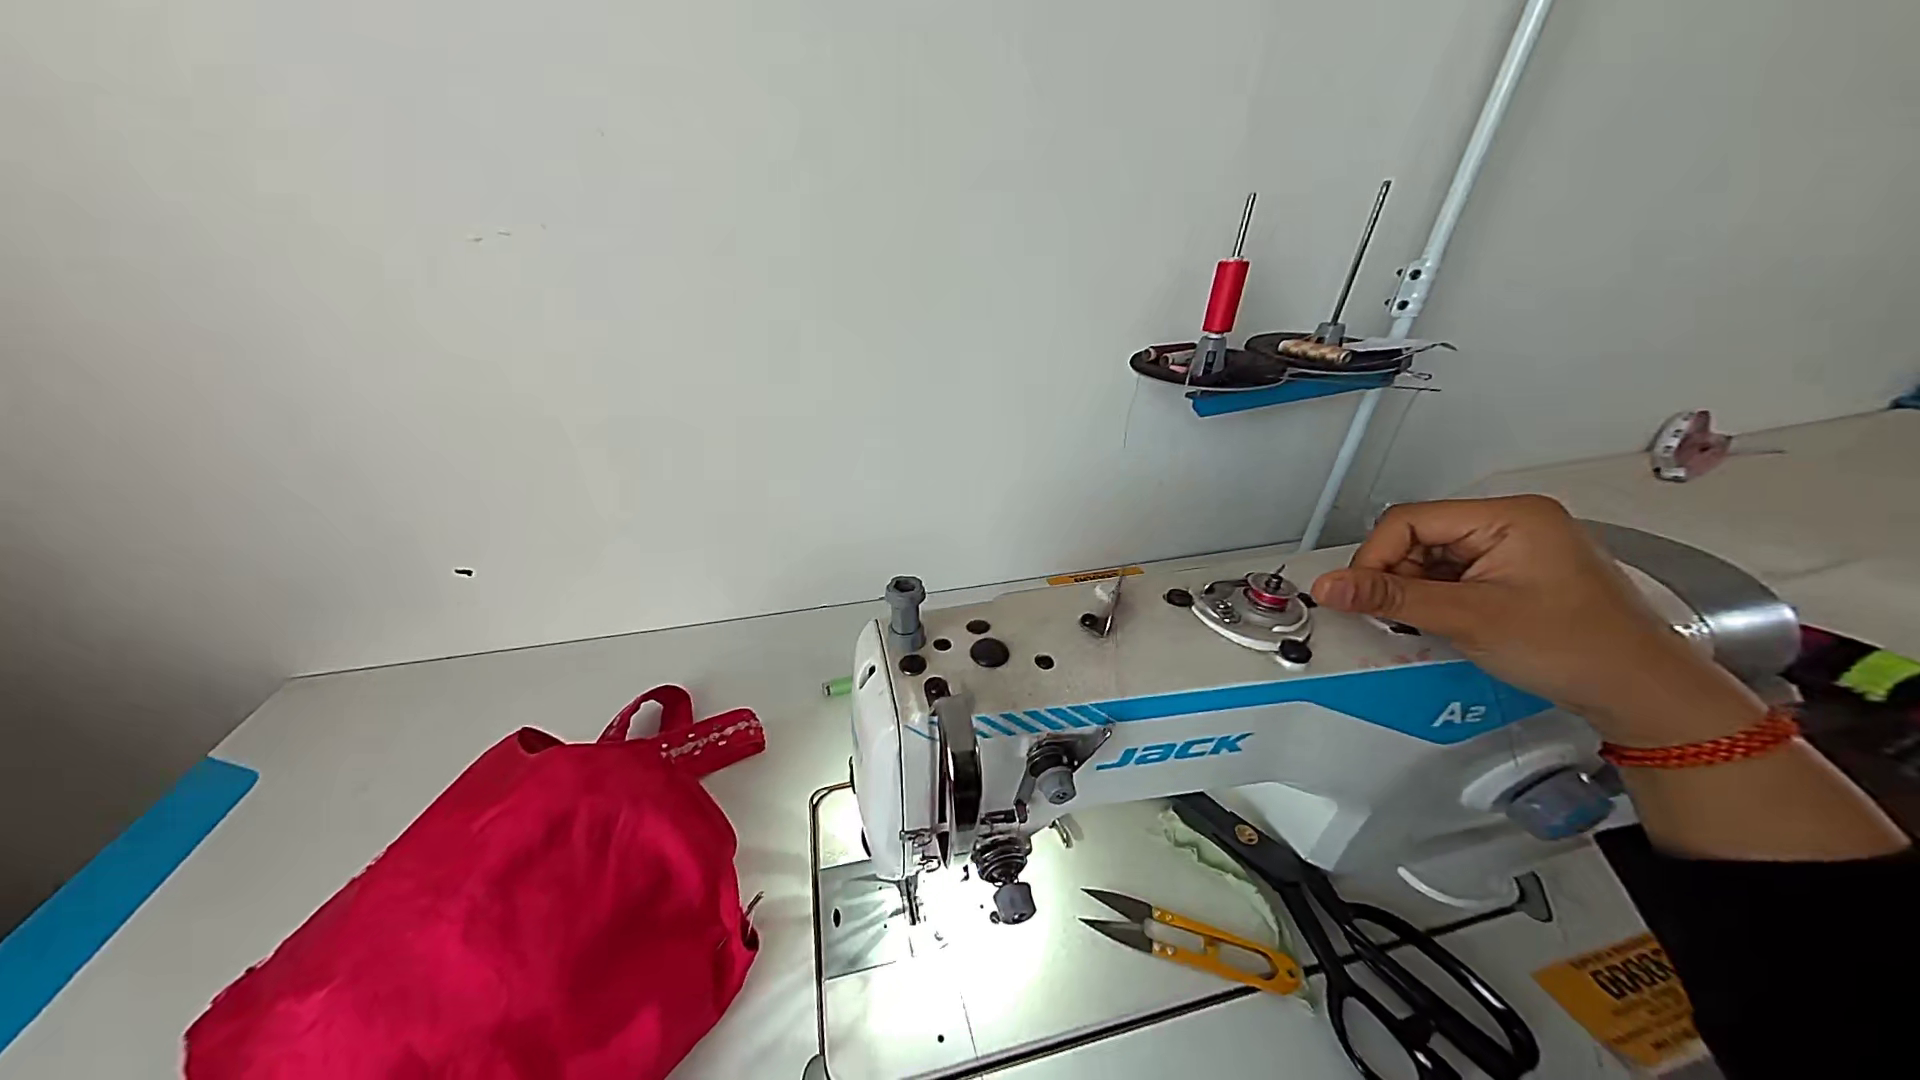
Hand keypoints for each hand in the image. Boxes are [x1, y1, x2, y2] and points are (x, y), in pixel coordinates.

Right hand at [1310, 495, 1763, 746]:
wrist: (1644, 695)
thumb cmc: (1579, 649)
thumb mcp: (1469, 619)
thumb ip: (1391, 599)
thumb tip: (1329, 586)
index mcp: (1508, 516)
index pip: (1408, 521)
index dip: (1375, 558)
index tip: (1360, 595)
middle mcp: (1509, 524)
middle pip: (1415, 539)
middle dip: (1397, 579)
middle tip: (1397, 617)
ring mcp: (1511, 550)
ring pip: (1428, 561)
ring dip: (1414, 594)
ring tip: (1431, 626)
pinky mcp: (1509, 575)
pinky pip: (1448, 578)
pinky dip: (1434, 602)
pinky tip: (1444, 626)